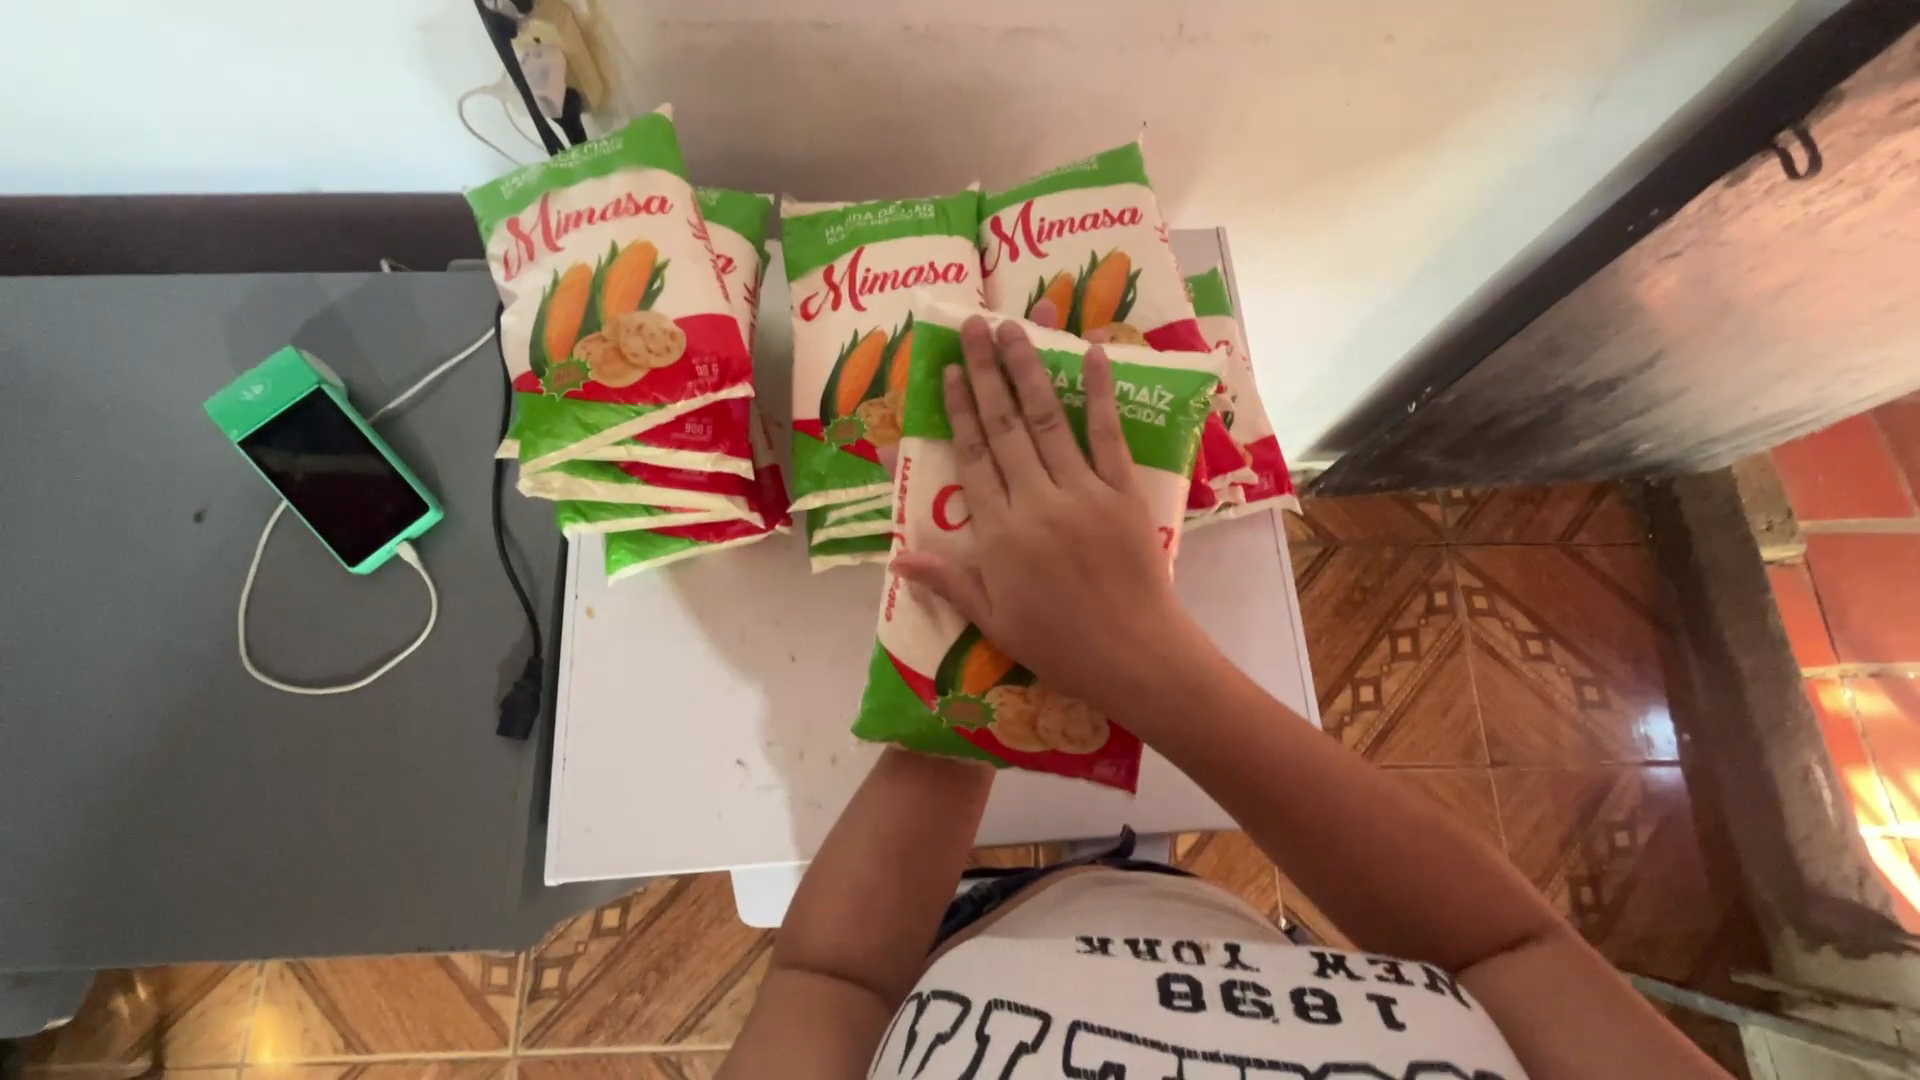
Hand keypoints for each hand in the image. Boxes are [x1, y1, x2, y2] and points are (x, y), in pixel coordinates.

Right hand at [890, 306, 1202, 714]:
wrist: (1132, 656)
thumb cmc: (1057, 644)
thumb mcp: (992, 619)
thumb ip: (947, 581)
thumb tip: (896, 560)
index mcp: (998, 533)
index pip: (972, 457)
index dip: (958, 409)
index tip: (946, 370)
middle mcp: (1035, 501)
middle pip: (1004, 426)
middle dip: (986, 371)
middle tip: (975, 324)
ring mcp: (1082, 492)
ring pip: (1047, 420)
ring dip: (1030, 369)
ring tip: (1017, 325)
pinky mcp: (1122, 493)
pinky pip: (1107, 436)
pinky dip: (1099, 394)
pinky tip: (1092, 354)